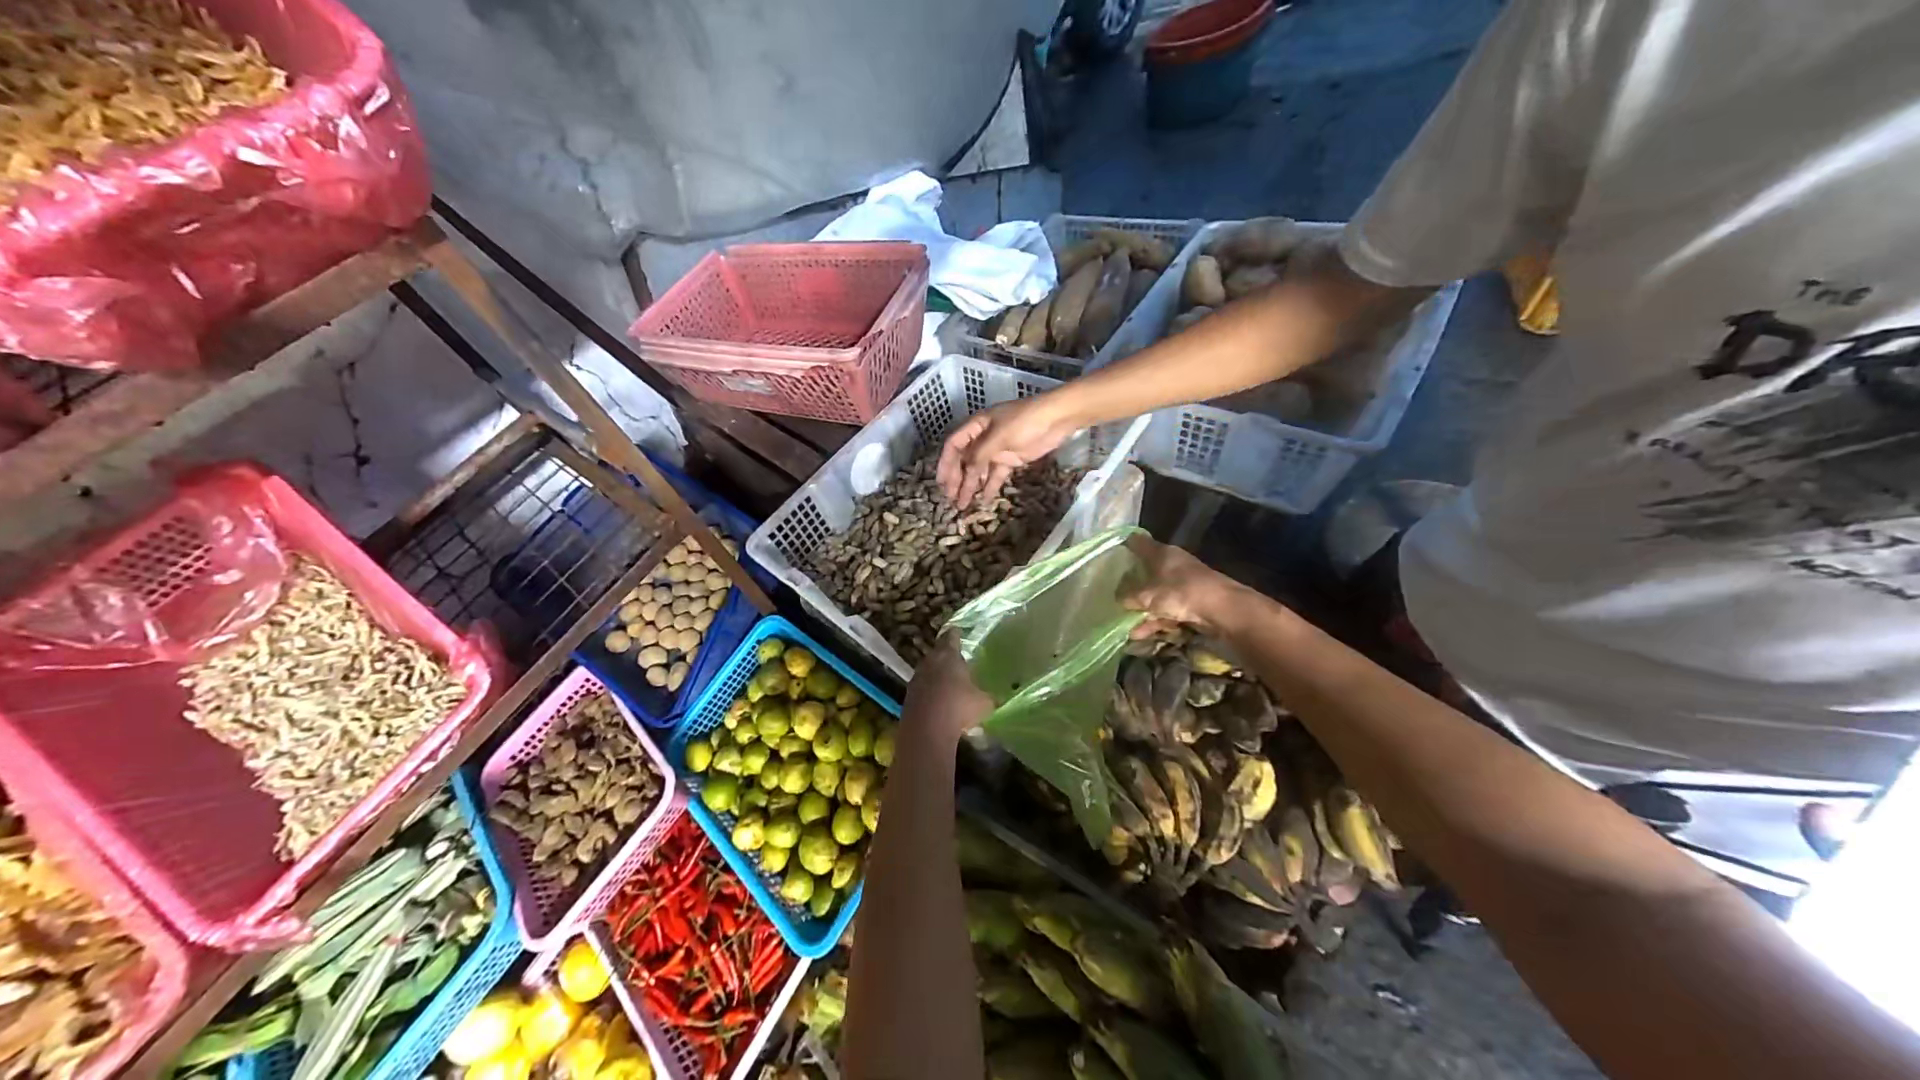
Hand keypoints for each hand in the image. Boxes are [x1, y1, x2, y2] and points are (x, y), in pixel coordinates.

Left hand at [903, 634, 993, 747]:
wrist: (926, 730)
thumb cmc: (959, 707)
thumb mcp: (984, 703)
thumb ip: (989, 696)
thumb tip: (997, 697)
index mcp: (949, 655)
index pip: (951, 637)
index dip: (955, 634)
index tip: (957, 631)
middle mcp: (930, 662)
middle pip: (937, 652)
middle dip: (945, 654)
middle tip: (955, 657)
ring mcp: (916, 678)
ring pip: (927, 670)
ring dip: (936, 673)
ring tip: (948, 680)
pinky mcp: (908, 696)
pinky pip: (921, 688)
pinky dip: (929, 690)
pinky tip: (938, 699)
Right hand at [935, 396, 1081, 506]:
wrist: (1057, 418)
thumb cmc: (1024, 422)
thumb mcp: (997, 438)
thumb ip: (978, 457)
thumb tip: (965, 476)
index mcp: (976, 426)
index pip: (954, 445)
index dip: (946, 464)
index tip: (942, 483)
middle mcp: (983, 438)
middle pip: (965, 460)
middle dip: (957, 480)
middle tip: (951, 499)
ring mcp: (998, 449)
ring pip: (979, 470)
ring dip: (971, 486)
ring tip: (964, 505)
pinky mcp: (1012, 459)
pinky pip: (996, 475)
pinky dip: (990, 487)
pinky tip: (984, 500)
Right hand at [1121, 535, 1257, 636]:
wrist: (1223, 610)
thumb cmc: (1180, 592)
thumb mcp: (1147, 596)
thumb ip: (1128, 596)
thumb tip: (1118, 598)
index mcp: (1161, 553)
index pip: (1137, 542)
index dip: (1123, 546)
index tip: (1109, 555)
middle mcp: (1172, 564)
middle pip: (1146, 570)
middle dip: (1130, 585)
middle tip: (1112, 595)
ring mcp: (1183, 583)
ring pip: (1156, 594)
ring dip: (1142, 610)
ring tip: (1126, 627)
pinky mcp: (1192, 601)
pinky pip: (1167, 609)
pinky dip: (1156, 620)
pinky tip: (1141, 635)